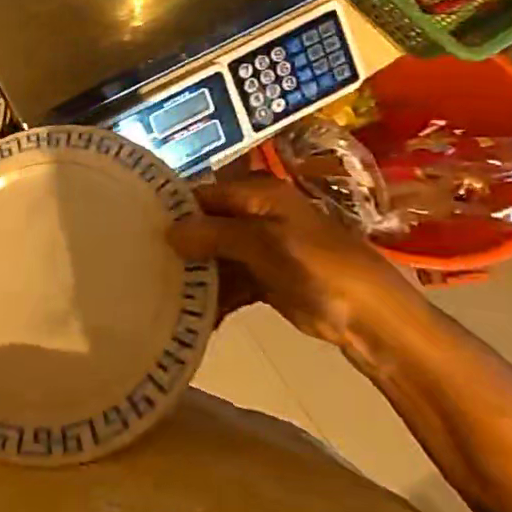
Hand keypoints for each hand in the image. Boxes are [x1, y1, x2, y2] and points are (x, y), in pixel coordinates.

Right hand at [168, 175, 424, 344]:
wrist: (372, 318)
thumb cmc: (319, 267)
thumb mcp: (264, 244)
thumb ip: (215, 234)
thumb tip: (169, 231)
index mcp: (258, 194)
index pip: (203, 194)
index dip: (175, 209)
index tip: (139, 226)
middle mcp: (256, 215)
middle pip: (206, 225)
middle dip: (181, 244)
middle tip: (144, 262)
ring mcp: (261, 248)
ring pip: (216, 256)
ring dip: (196, 275)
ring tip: (163, 293)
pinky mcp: (266, 279)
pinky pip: (230, 282)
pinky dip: (216, 297)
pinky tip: (197, 317)